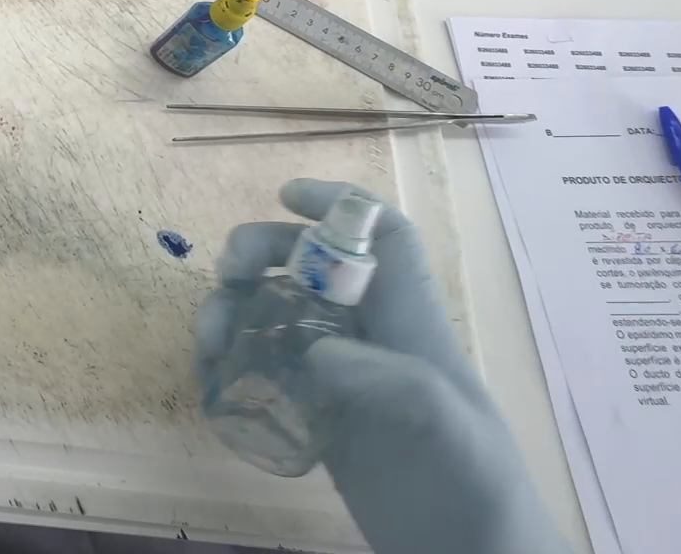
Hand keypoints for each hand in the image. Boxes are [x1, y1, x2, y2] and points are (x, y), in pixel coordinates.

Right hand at [195, 180, 568, 553]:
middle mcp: (366, 333)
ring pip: (269, 307)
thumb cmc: (473, 486)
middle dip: (258, 250)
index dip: (339, 203)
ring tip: (207, 342)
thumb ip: (389, 378)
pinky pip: (257, 360)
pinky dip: (225, 357)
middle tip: (227, 274)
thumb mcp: (448, 427)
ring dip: (229, 308)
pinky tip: (210, 377)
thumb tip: (313, 353)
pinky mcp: (310, 405)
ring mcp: (335, 369)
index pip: (383, 237)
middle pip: (305, 261)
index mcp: (408, 320)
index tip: (284, 195)